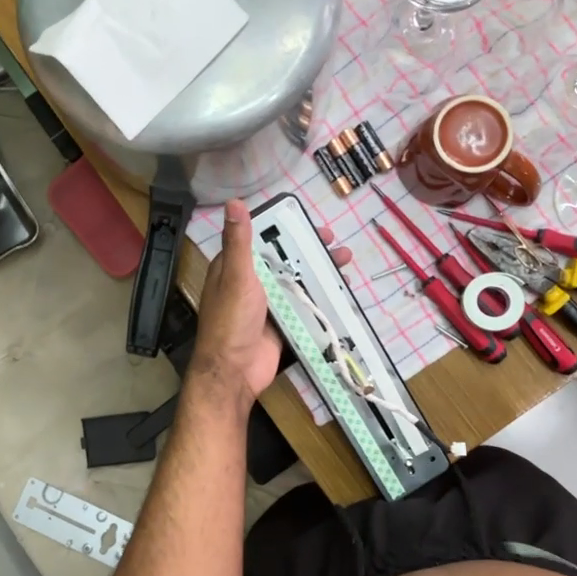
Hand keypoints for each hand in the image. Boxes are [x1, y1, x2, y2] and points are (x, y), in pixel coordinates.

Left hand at [189, 199, 348, 410]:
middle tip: (336, 244)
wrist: (234, 372)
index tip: (309, 223)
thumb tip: (233, 202)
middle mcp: (251, 284)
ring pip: (297, 282)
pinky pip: (304, 306)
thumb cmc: (231, 320)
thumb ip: (239, 241)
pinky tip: (340, 290)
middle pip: (284, 261)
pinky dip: (321, 297)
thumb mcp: (236, 276)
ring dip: (319, 272)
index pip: (262, 240)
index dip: (285, 229)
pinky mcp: (282, 324)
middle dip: (310, 251)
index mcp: (234, 268)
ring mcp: (268, 305)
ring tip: (345, 263)